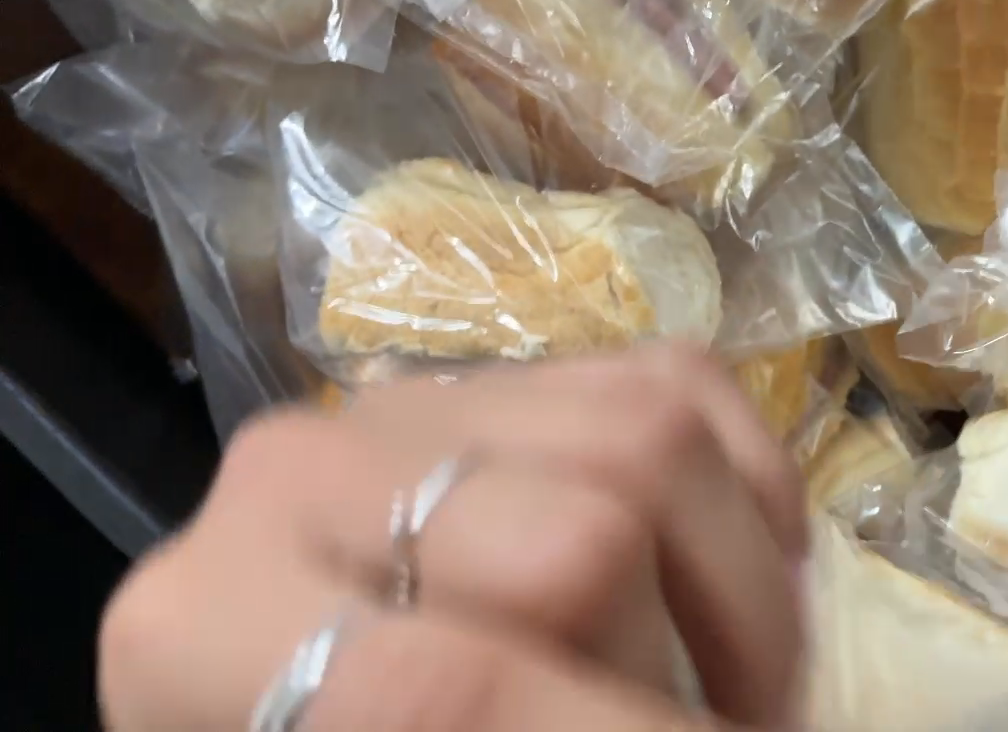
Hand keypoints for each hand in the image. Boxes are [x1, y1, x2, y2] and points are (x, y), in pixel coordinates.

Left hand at [99, 345, 806, 731]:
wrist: (379, 641)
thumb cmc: (380, 728)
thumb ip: (505, 719)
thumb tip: (703, 724)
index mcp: (203, 622)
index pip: (433, 687)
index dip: (616, 731)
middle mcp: (311, 462)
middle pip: (584, 538)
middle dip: (699, 650)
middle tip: (737, 721)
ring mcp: (447, 386)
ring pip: (658, 431)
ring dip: (747, 572)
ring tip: (753, 656)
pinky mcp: (548, 359)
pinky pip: (693, 380)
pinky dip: (757, 477)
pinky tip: (757, 555)